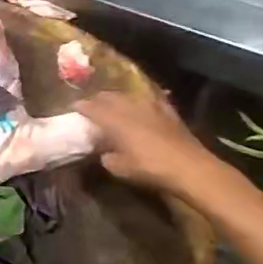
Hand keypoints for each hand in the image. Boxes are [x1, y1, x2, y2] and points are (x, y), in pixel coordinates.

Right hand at [74, 90, 221, 195]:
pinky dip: (141, 102)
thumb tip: (103, 151)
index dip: (80, 106)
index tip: (73, 109)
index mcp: (112, 118)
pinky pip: (150, 100)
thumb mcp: (117, 167)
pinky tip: (141, 104)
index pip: (90, 106)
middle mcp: (129, 106)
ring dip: (118, 99)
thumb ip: (105, 155)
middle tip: (91, 106)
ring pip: (128, 96)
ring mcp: (150, 106)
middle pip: (108, 96)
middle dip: (97, 99)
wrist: (189, 167)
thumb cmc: (148, 167)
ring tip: (113, 104)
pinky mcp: (168, 111)